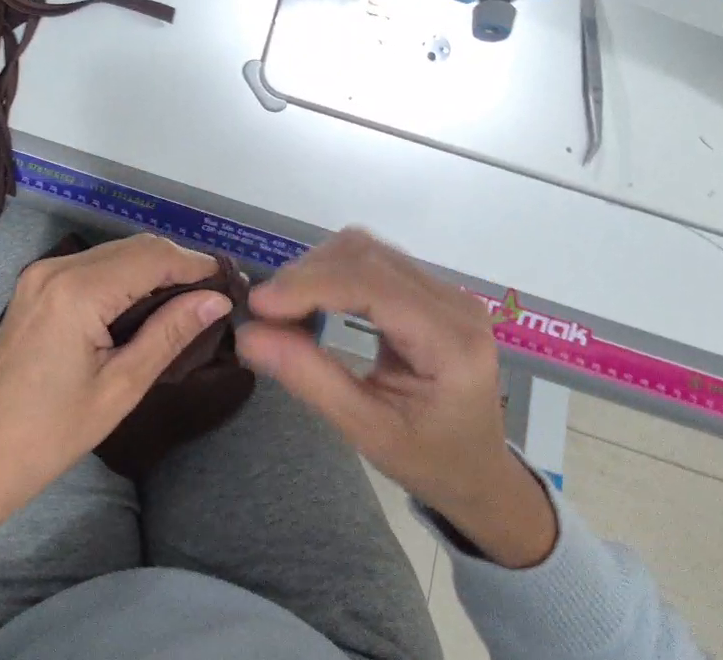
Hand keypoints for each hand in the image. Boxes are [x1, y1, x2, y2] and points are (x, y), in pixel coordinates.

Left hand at [0, 234, 230, 567]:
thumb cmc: (55, 431)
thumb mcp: (122, 386)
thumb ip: (169, 333)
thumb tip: (217, 300)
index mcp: (77, 291)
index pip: (152, 256)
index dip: (196, 264)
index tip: (232, 282)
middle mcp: (55, 269)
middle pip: (132, 246)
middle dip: (177, 263)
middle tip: (216, 294)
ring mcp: (39, 274)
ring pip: (112, 252)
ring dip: (152, 267)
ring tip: (189, 299)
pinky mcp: (34, 286)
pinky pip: (90, 266)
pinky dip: (123, 275)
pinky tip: (146, 302)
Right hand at [233, 229, 556, 568]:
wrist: (478, 473)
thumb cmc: (428, 460)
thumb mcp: (365, 430)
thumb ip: (308, 376)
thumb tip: (245, 334)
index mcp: (450, 341)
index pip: (371, 285)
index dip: (308, 286)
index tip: (257, 306)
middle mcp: (453, 302)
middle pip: (365, 255)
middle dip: (305, 275)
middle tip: (265, 314)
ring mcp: (442, 291)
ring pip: (363, 250)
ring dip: (314, 270)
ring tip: (284, 310)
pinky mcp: (426, 290)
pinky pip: (369, 261)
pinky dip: (329, 274)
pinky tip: (310, 303)